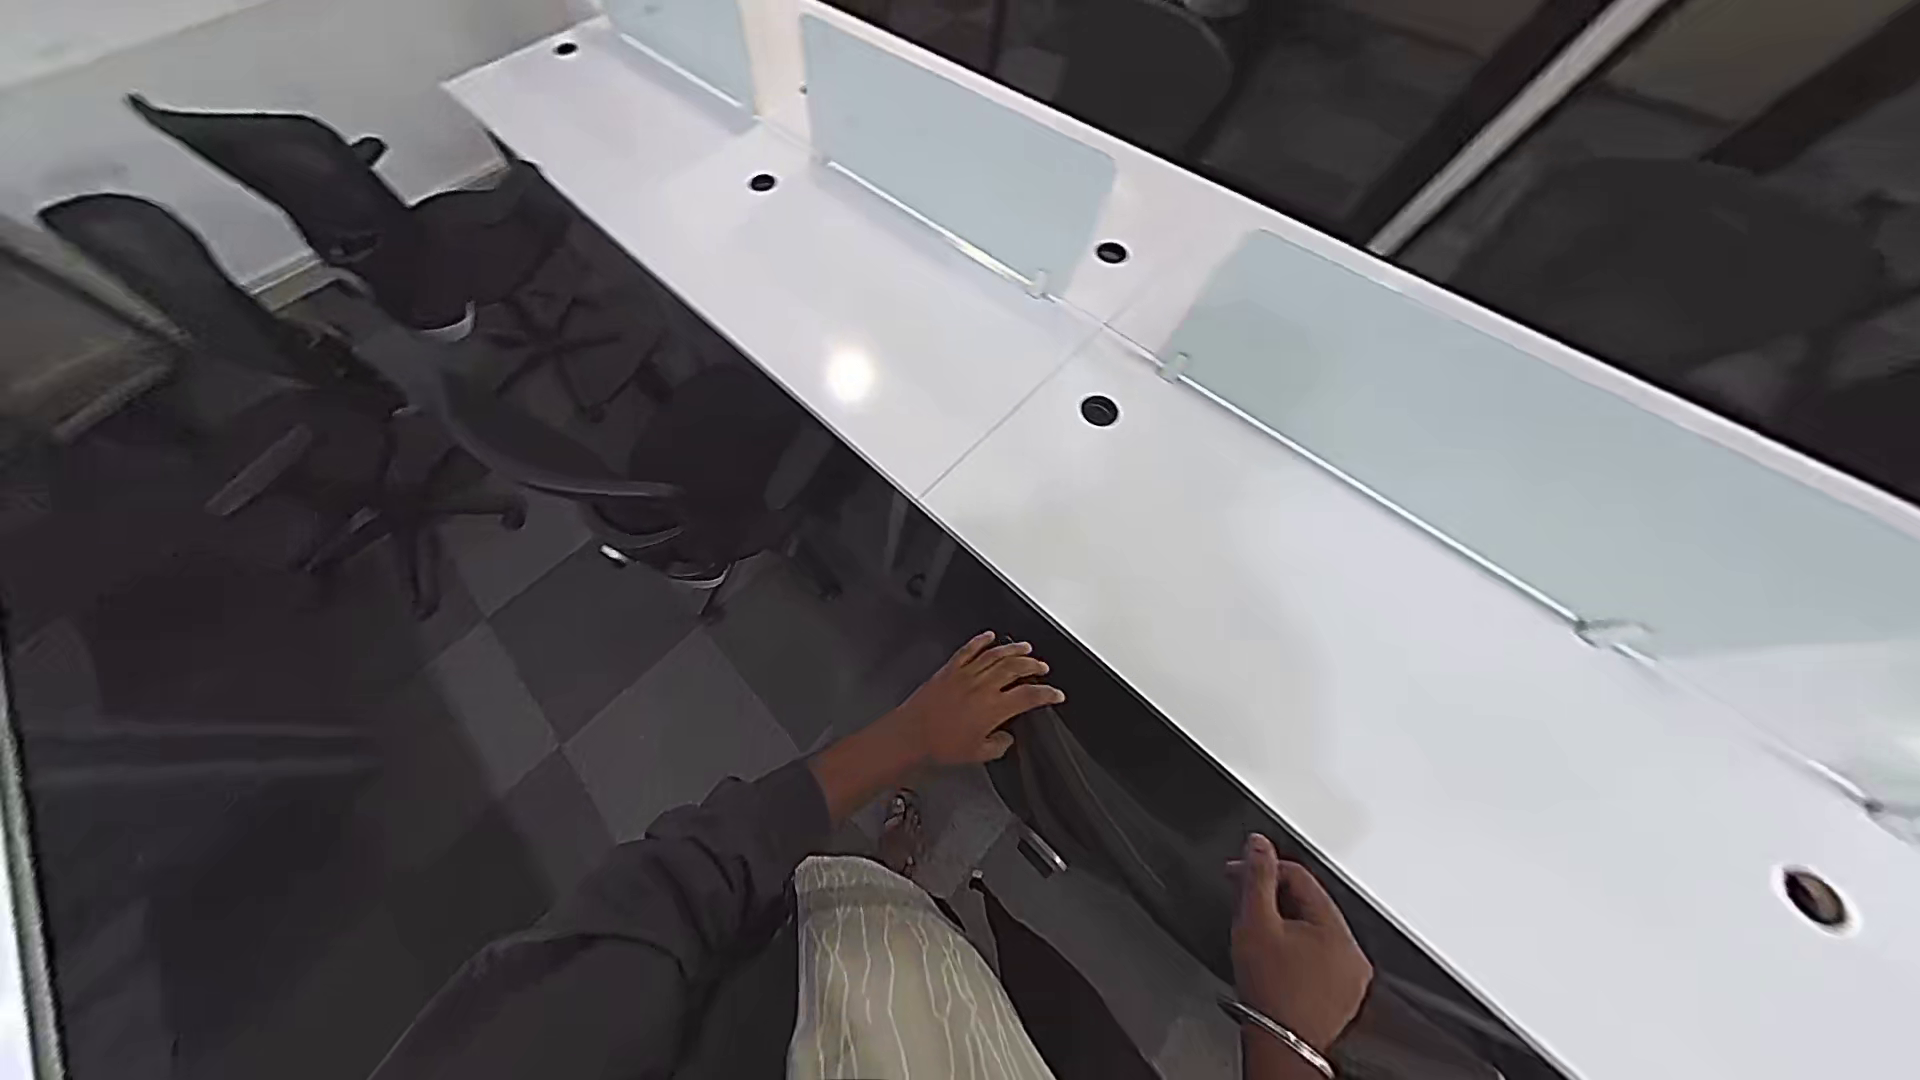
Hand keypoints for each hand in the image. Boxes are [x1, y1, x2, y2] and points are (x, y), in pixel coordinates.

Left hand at [877, 631, 1064, 765]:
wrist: (911, 735)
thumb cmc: (940, 745)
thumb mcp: (978, 754)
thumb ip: (998, 744)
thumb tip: (1006, 738)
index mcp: (993, 708)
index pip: (1029, 696)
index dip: (1047, 694)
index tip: (1055, 694)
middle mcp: (982, 687)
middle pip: (1016, 668)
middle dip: (1033, 665)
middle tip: (1042, 667)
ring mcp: (965, 674)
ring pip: (995, 654)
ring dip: (1014, 649)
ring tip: (1026, 647)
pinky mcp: (949, 669)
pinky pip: (969, 650)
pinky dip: (981, 641)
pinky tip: (989, 636)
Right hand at [1229, 834, 1372, 1053]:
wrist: (1278, 1042)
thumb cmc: (1269, 988)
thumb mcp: (1255, 919)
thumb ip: (1257, 875)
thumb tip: (1259, 843)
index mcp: (1337, 932)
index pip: (1300, 877)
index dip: (1264, 869)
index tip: (1238, 873)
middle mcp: (1352, 953)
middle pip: (1307, 901)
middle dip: (1271, 894)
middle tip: (1242, 899)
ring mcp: (1350, 976)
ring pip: (1311, 926)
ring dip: (1281, 917)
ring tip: (1254, 926)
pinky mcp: (1341, 991)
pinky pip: (1316, 950)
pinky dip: (1293, 942)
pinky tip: (1272, 950)